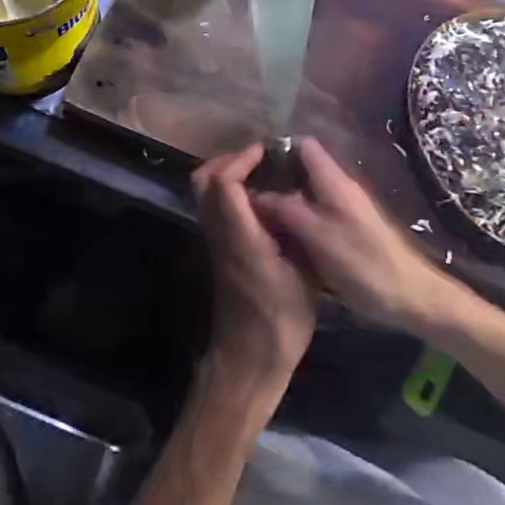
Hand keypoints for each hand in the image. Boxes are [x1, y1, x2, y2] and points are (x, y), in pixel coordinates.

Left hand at [191, 144, 317, 396]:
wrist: (249, 352)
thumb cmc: (281, 319)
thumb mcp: (301, 277)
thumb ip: (295, 236)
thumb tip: (295, 203)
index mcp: (239, 236)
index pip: (223, 184)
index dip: (240, 160)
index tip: (265, 152)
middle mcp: (217, 232)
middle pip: (202, 181)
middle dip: (225, 161)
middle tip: (257, 159)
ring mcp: (211, 239)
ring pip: (203, 193)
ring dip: (224, 175)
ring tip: (259, 173)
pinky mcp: (215, 248)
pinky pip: (211, 207)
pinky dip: (227, 192)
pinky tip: (258, 199)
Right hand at [252, 138, 474, 335]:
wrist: (414, 300)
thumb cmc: (365, 264)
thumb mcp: (317, 234)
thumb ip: (283, 208)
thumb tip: (250, 193)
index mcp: (333, 182)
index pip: (302, 145)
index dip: (274, 148)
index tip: (247, 162)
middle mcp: (338, 188)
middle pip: (299, 168)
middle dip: (270, 175)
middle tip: (240, 189)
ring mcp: (342, 209)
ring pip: (302, 191)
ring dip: (278, 197)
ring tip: (250, 208)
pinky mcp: (344, 229)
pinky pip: (309, 211)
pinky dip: (290, 215)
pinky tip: (274, 230)